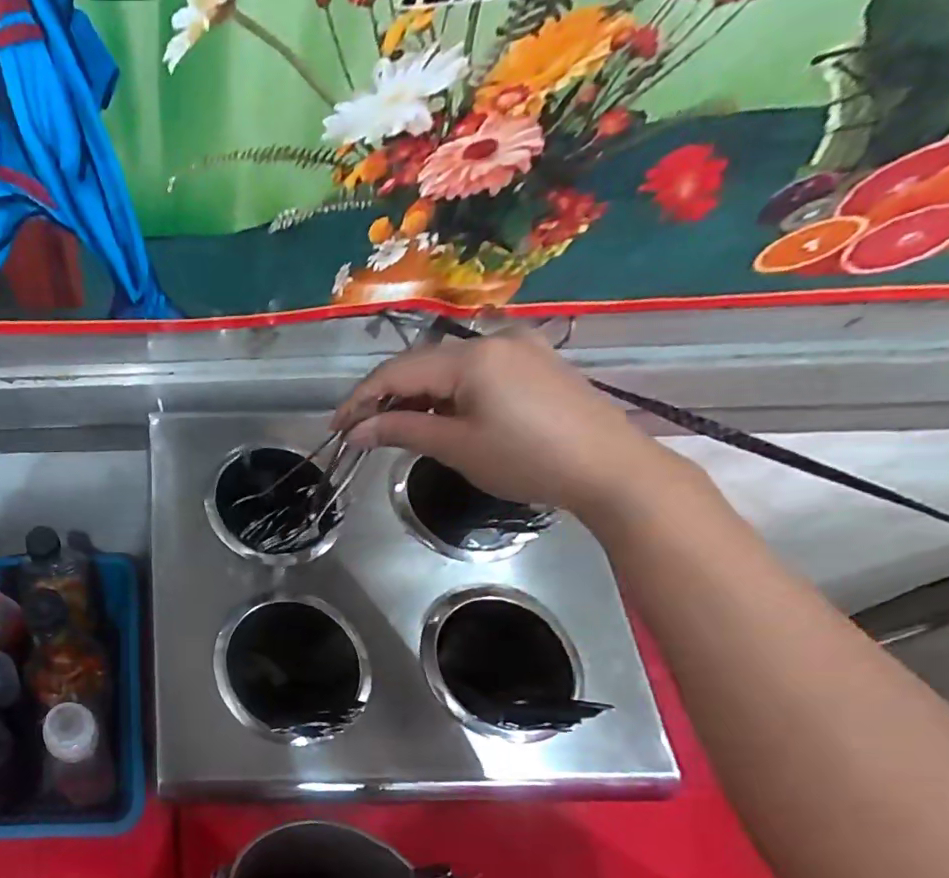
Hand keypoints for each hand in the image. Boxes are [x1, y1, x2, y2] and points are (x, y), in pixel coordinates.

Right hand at [332, 328, 691, 518]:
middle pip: (423, 363)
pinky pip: (478, 370)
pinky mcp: (536, 361)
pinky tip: (442, 416)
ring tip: (398, 428)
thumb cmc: (529, 460)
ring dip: (419, 395)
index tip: (336, 427)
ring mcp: (520, 346)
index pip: (398, 372)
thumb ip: (402, 431)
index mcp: (472, 355)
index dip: (360, 399)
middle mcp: (494, 337)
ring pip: (450, 366)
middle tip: (363, 430)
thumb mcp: (458, 447)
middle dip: (388, 396)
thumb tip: (357, 431)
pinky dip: (451, 392)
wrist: (612, 469)